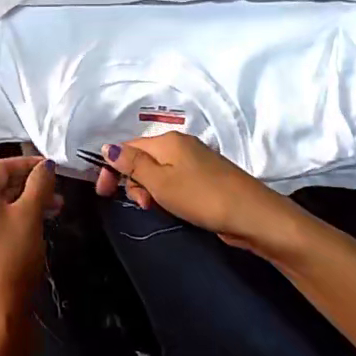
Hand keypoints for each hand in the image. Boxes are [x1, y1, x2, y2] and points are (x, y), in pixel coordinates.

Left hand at [0, 156, 56, 312]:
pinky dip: (26, 211)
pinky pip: (7, 215)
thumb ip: (39, 184)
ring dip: (33, 198)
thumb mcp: (30, 214)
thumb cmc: (15, 254)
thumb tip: (46, 164)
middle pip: (4, 182)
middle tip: (59, 186)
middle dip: (33, 182)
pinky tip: (47, 214)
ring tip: (58, 203)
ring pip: (8, 200)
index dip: (28, 163)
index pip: (1, 167)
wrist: (6, 302)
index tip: (53, 165)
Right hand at [94, 132, 301, 251]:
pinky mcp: (204, 177)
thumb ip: (132, 165)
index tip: (104, 192)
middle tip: (143, 204)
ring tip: (157, 208)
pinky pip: (174, 181)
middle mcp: (180, 144)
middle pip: (141, 159)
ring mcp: (194, 160)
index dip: (111, 168)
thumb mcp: (160, 182)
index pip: (127, 147)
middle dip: (133, 183)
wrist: (252, 215)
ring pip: (157, 173)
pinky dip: (166, 194)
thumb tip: (108, 147)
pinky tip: (172, 207)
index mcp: (167, 140)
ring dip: (150, 191)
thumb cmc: (201, 197)